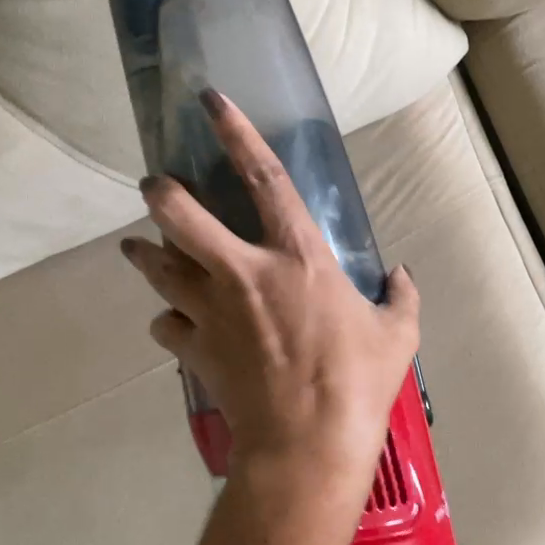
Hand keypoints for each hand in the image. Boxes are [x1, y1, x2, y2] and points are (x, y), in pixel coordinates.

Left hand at [120, 89, 420, 497]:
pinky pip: (166, 324)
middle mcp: (244, 271)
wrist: (307, 443)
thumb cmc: (359, 380)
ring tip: (142, 247)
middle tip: (156, 186)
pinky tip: (178, 323)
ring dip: (148, 253)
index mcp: (298, 256)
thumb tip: (400, 275)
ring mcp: (211, 311)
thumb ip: (402, 296)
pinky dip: (169, 319)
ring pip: (159, 267)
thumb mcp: (399, 333)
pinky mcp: (194, 350)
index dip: (235, 133)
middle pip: (180, 216)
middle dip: (162, 193)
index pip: (263, 178)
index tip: (211, 101)